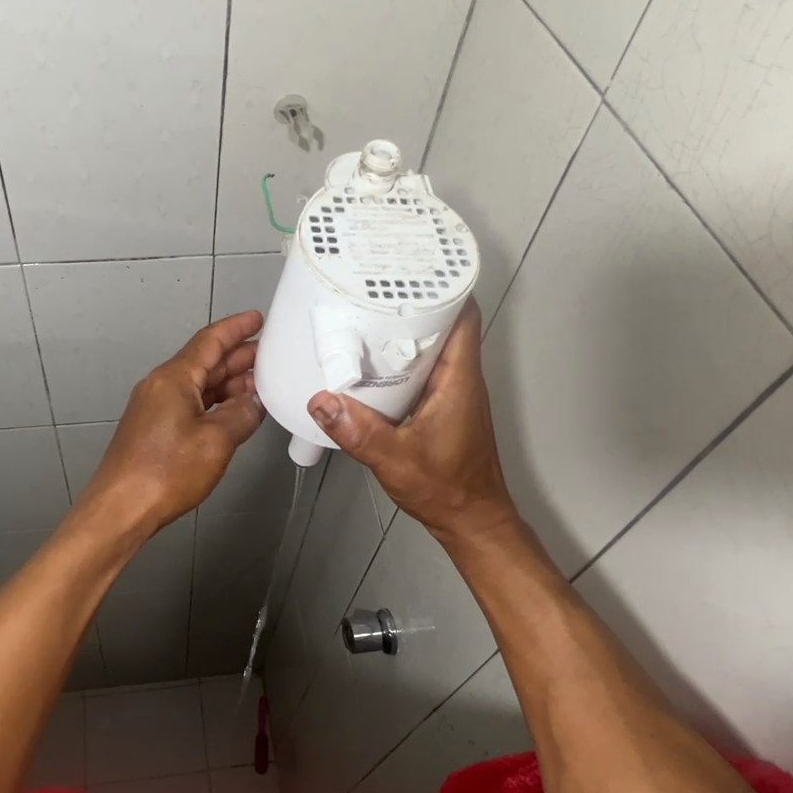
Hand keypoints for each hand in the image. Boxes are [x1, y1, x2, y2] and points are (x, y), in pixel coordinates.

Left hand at [79, 311, 266, 537]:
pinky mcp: (153, 428)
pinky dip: (214, 403)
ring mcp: (154, 407)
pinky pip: (189, 403)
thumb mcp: (216, 441)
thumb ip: (241, 416)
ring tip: (259, 385)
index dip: (236, 328)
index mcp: (174, 378)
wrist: (120, 509)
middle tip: (269, 355)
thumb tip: (254, 404)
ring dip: (228, 383)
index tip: (257, 319)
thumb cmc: (164, 473)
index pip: (210, 341)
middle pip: (204, 361)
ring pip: (198, 384)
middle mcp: (161, 386)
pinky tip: (232, 413)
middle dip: (238, 357)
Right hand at [307, 298, 515, 543]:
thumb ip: (359, 431)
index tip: (408, 271)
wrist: (471, 521)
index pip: (463, 314)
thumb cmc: (447, 489)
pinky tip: (370, 363)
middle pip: (443, 323)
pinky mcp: (442, 405)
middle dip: (411, 303)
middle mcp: (460, 377)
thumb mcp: (396, 460)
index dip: (441, 286)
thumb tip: (320, 400)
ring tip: (365, 316)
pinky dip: (400, 358)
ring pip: (431, 345)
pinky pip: (422, 368)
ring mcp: (452, 391)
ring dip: (404, 331)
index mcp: (459, 378)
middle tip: (372, 289)